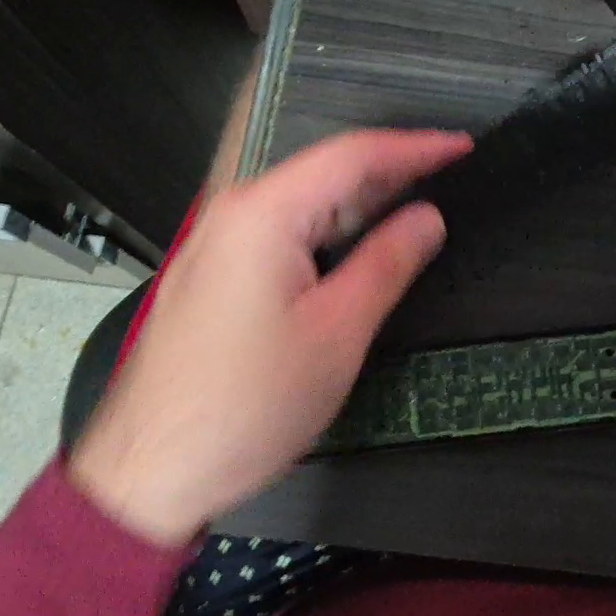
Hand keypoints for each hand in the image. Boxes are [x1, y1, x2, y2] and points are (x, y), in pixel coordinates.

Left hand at [69, 129, 472, 545]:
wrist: (152, 468)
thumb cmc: (252, 402)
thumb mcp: (338, 332)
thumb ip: (387, 263)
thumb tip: (428, 216)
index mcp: (264, 214)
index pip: (352, 156)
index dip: (414, 148)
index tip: (463, 148)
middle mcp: (232, 213)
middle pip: (323, 175)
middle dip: (389, 173)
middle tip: (449, 179)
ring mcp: (215, 245)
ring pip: (301, 207)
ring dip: (359, 205)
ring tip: (415, 209)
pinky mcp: (212, 276)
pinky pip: (280, 235)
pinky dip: (327, 235)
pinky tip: (356, 250)